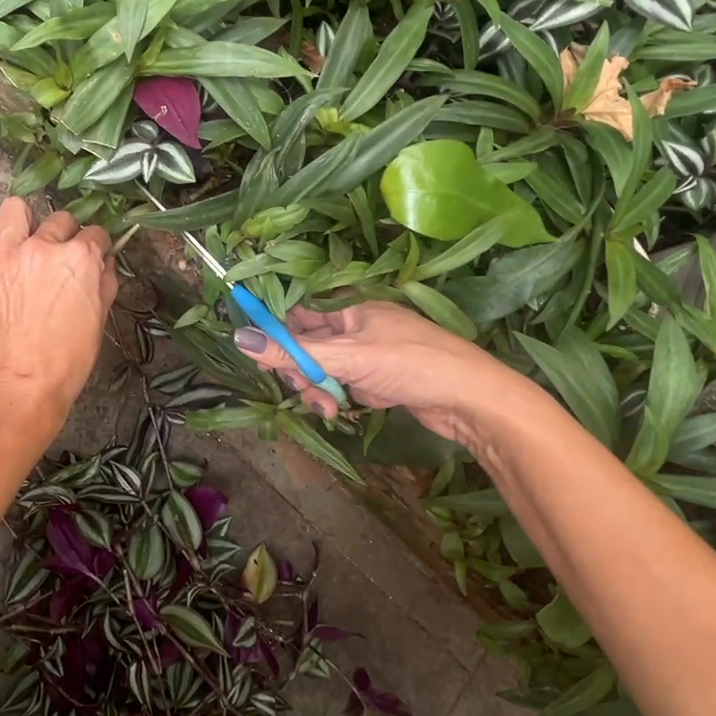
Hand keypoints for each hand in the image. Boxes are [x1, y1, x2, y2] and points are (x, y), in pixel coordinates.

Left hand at [0, 198, 117, 417]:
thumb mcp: (99, 318)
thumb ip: (105, 281)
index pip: (94, 233)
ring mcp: (6, 253)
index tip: (90, 256)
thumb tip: (104, 260)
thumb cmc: (66, 359)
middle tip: (55, 259)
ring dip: (22, 222)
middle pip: (59, 220)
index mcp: (79, 258)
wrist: (22, 383)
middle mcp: (43, 247)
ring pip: (15, 208)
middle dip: (62, 236)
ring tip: (21, 243)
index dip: (94, 245)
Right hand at [232, 300, 537, 446]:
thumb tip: (238, 339)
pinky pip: (346, 382)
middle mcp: (358, 325)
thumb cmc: (414, 366)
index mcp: (351, 307)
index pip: (298, 312)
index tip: (265, 358)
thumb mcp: (346, 358)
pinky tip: (356, 406)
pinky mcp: (382, 377)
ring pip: (325, 367)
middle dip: (300, 370)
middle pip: (307, 344)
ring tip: (333, 407)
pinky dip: (343, 395)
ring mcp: (372, 352)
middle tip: (306, 390)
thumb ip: (292, 352)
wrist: (477, 402)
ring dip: (320, 388)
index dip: (277, 334)